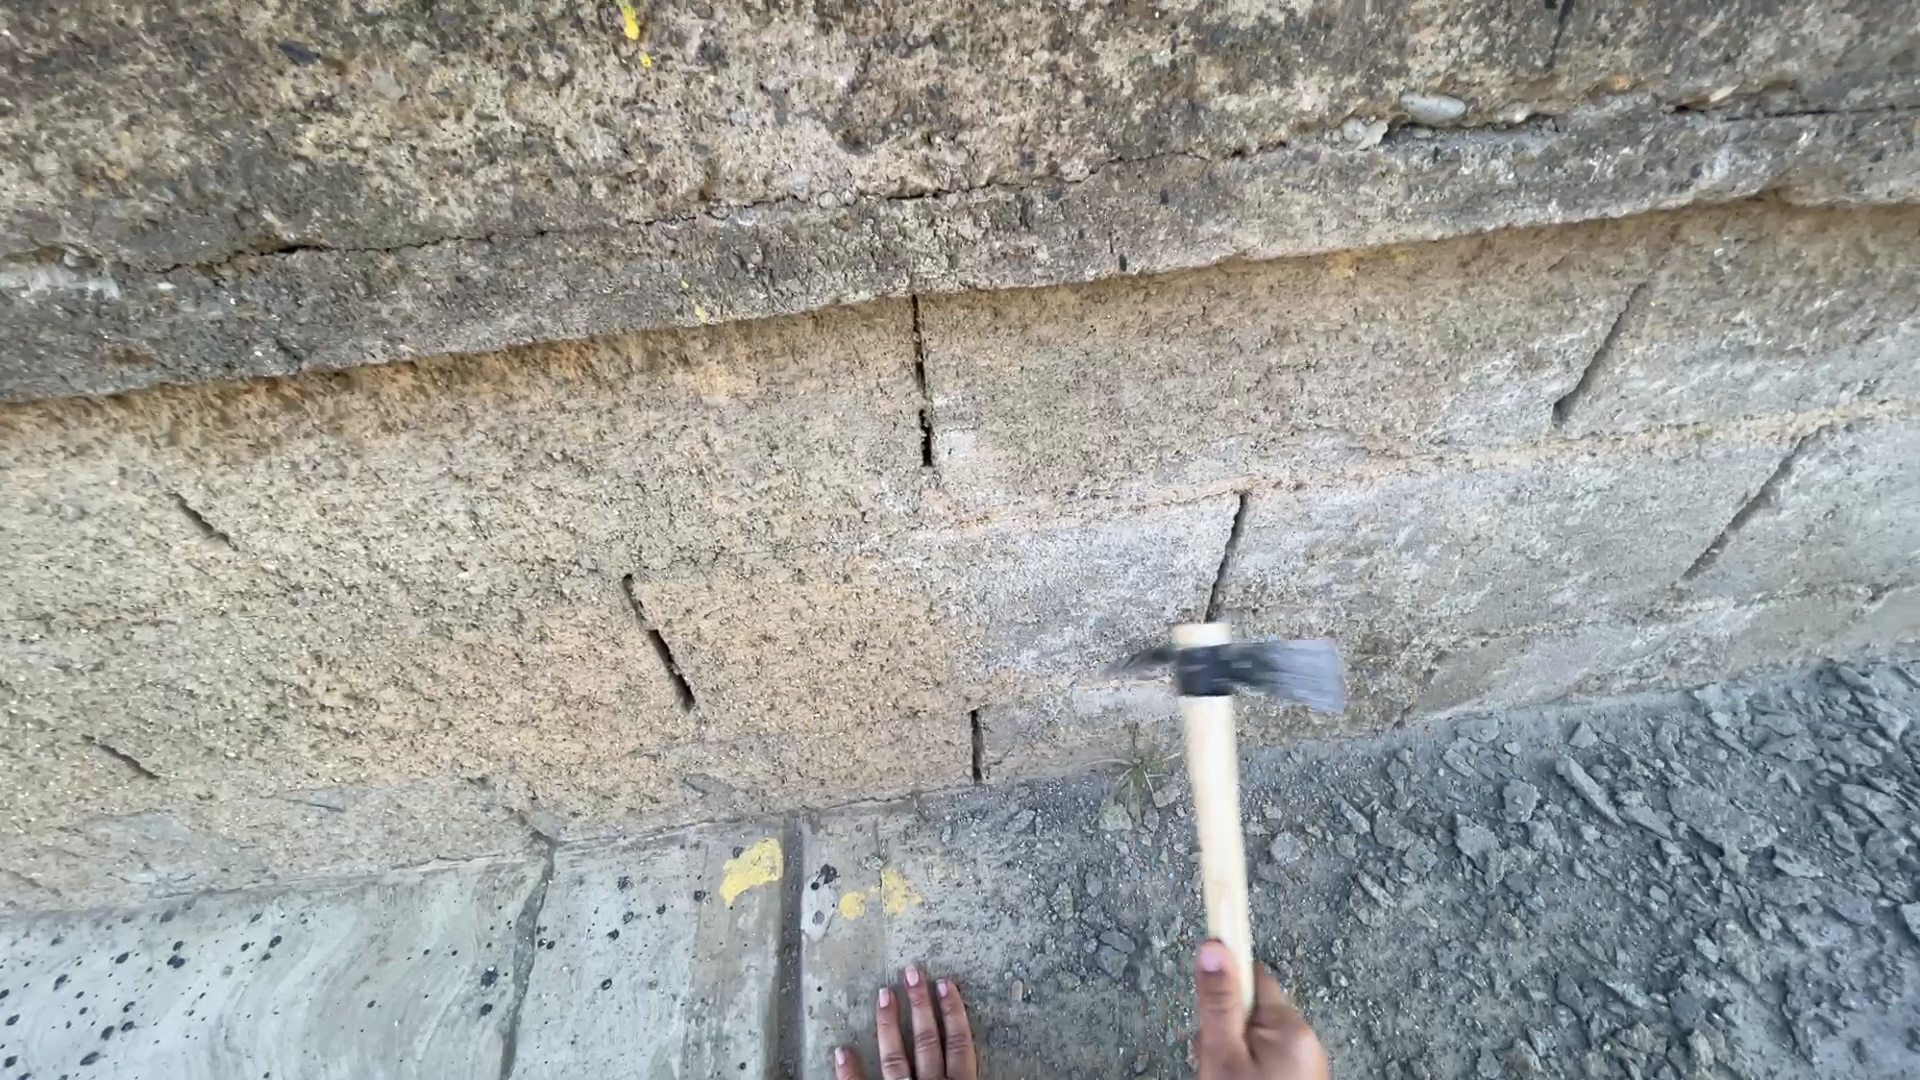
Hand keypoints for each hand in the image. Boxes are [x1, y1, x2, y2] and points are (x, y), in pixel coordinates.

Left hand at [834, 965, 976, 1079]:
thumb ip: (966, 1073)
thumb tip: (969, 1055)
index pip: (958, 1045)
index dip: (954, 1012)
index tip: (946, 983)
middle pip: (927, 1041)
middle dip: (920, 1004)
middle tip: (913, 971)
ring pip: (896, 1058)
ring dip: (889, 1025)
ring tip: (884, 993)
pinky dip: (850, 1072)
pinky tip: (842, 1052)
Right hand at [1195, 941, 1328, 1079]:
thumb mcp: (1224, 1054)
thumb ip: (1218, 1002)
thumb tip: (1213, 946)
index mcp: (1291, 1025)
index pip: (1250, 974)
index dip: (1223, 986)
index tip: (1205, 1002)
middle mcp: (1305, 1037)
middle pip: (1249, 1005)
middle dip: (1225, 1024)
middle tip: (1214, 1056)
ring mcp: (1305, 1060)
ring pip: (1254, 1032)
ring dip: (1233, 1046)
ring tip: (1224, 1074)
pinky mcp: (1300, 1076)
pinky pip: (1266, 1054)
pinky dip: (1247, 1063)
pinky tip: (1236, 1079)